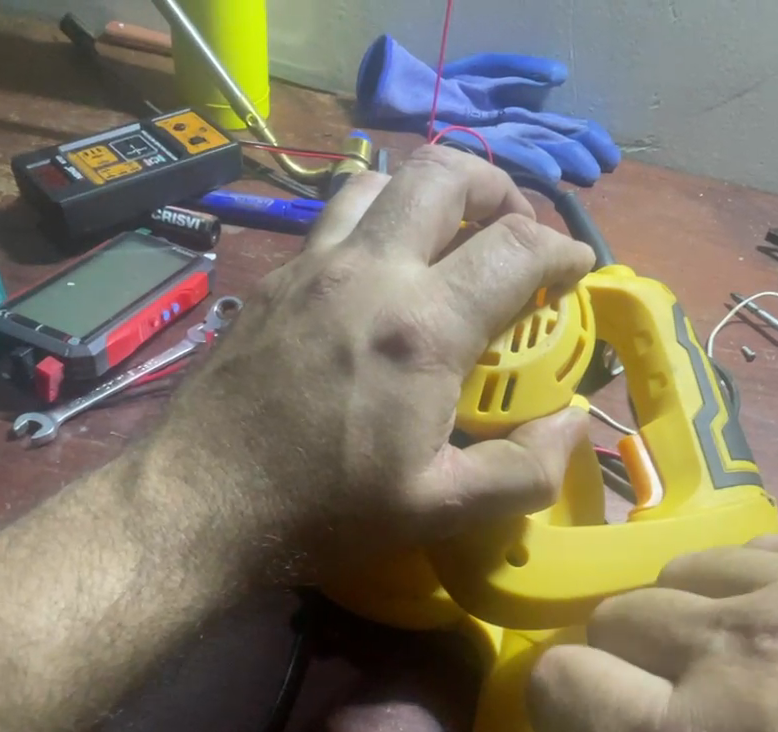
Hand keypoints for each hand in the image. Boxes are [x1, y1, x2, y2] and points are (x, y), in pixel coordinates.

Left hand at [149, 146, 594, 580]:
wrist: (201, 504)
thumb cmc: (324, 511)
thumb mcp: (438, 510)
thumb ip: (522, 471)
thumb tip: (572, 427)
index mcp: (421, 327)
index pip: (515, 248)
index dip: (562, 252)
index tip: (576, 274)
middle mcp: (368, 273)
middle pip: (444, 174)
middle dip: (498, 189)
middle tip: (514, 232)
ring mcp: (312, 268)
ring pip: (380, 180)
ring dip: (429, 197)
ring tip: (446, 242)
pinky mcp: (273, 282)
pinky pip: (334, 221)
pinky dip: (375, 225)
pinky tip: (377, 281)